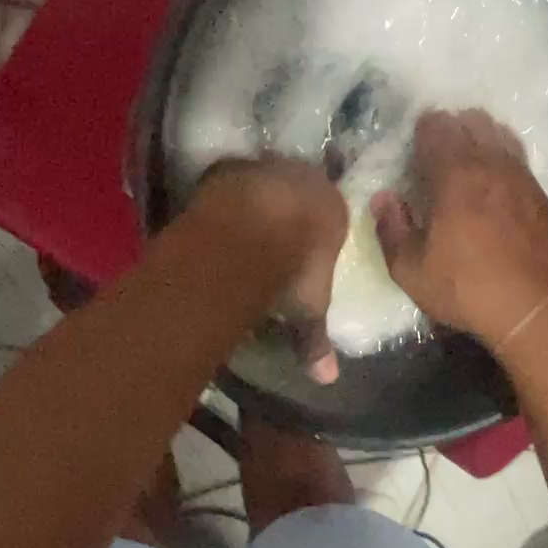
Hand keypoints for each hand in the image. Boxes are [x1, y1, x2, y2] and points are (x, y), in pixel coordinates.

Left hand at [195, 156, 348, 382]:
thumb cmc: (295, 268)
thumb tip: (328, 380)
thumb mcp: (308, 308)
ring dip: (250, 205)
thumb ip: (315, 339)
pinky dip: (222, 201)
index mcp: (333, 209)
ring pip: (261, 184)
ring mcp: (264, 168)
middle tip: (264, 240)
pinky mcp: (228, 168)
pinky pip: (227, 184)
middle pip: (294, 195)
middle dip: (282, 214)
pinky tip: (213, 223)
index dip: (313, 233)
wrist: (256, 228)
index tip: (299, 248)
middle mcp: (304, 178)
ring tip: (235, 234)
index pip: (328, 217)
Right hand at [371, 109, 547, 350]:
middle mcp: (490, 164)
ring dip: (476, 135)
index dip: (420, 132)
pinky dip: (498, 153)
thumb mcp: (409, 270)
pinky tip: (488, 175)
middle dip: (449, 128)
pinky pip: (515, 155)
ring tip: (462, 156)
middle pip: (470, 121)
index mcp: (454, 176)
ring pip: (497, 132)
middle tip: (432, 149)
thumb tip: (383, 198)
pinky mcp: (537, 192)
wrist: (527, 307)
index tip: (410, 146)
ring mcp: (519, 175)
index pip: (436, 129)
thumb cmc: (461, 288)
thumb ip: (391, 229)